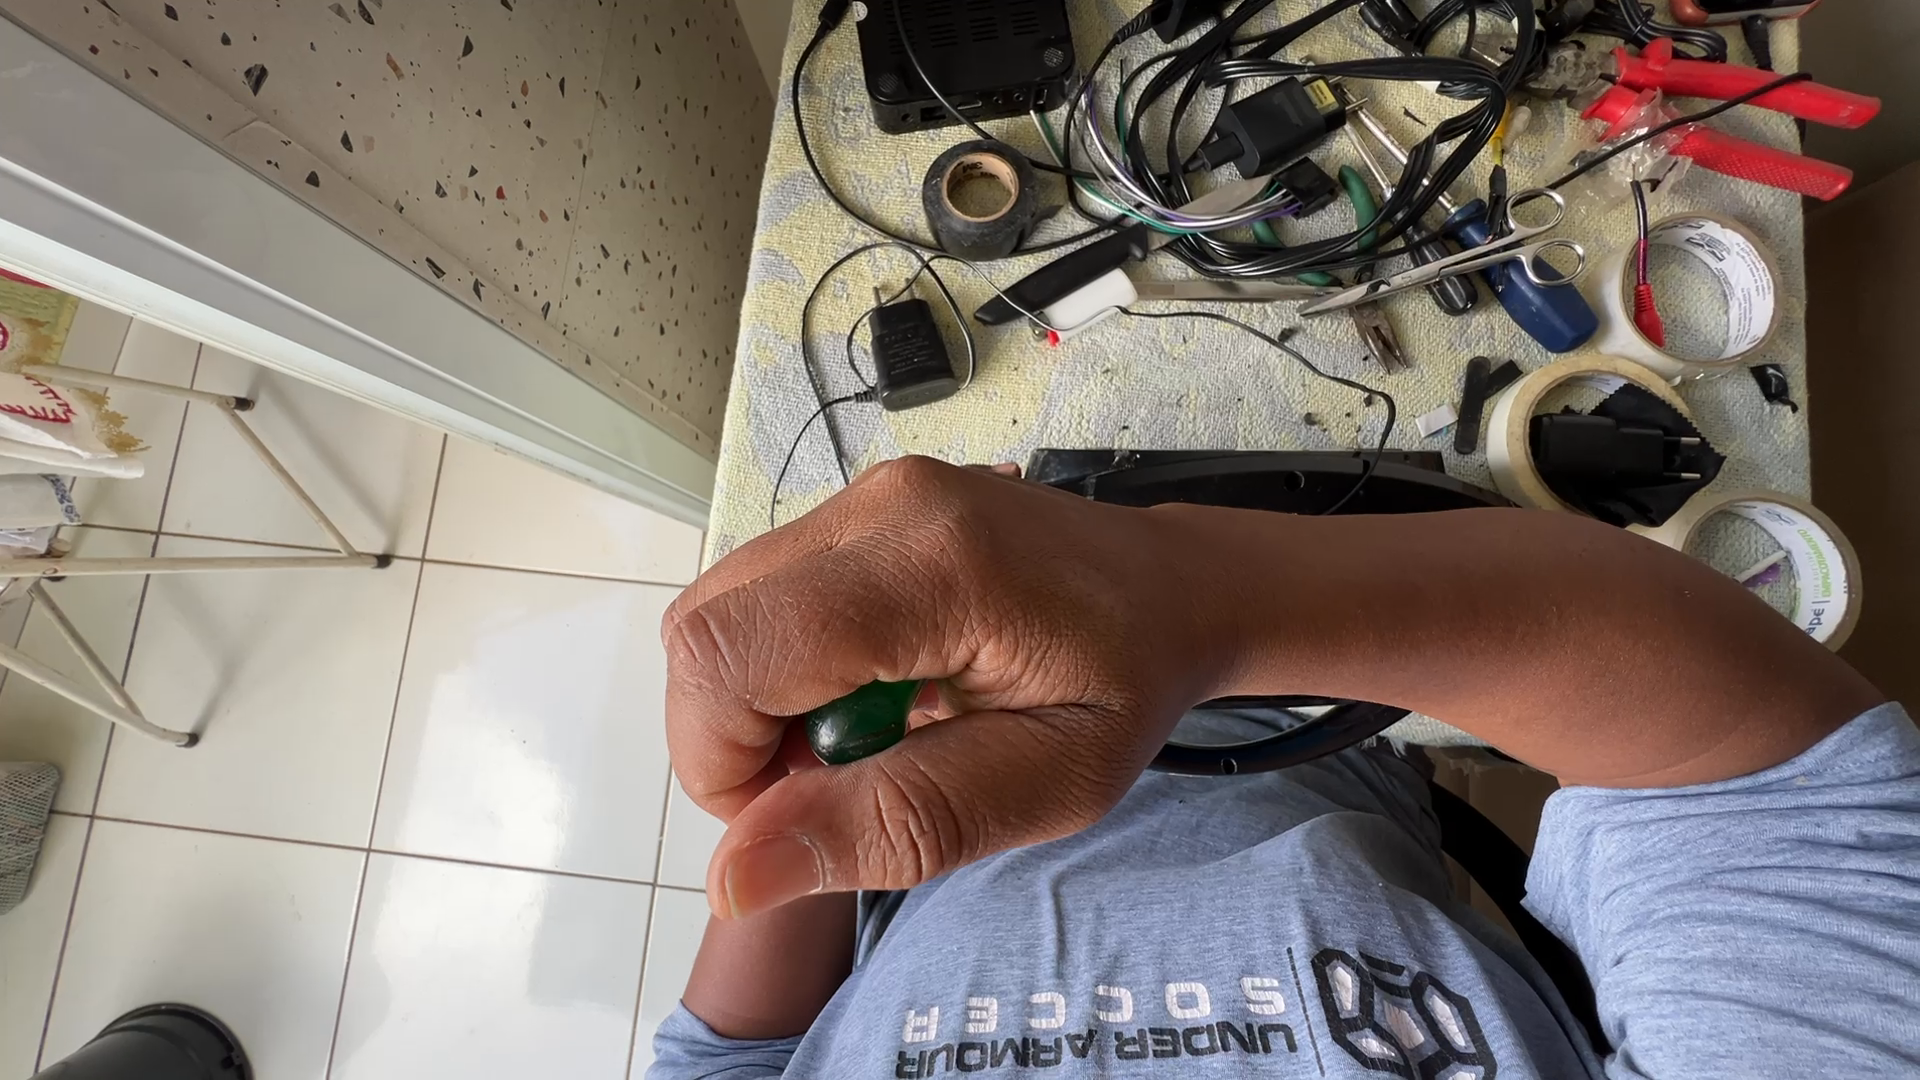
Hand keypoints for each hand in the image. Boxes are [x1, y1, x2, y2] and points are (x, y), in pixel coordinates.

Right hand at [662, 456, 1229, 917]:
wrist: (1170, 583)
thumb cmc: (1129, 684)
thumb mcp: (1049, 782)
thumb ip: (902, 822)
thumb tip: (736, 873)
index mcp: (937, 567)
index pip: (728, 652)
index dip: (721, 758)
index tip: (801, 809)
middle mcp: (885, 503)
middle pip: (707, 623)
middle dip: (735, 730)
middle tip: (842, 771)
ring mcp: (874, 489)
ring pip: (728, 604)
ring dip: (761, 693)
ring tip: (868, 725)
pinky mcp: (870, 499)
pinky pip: (771, 586)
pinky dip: (786, 653)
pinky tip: (872, 676)